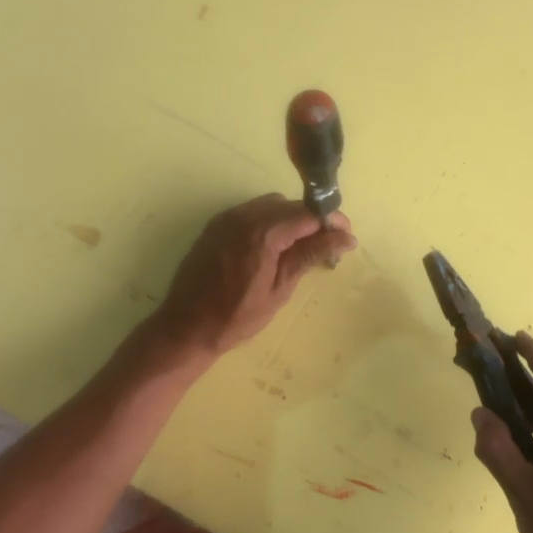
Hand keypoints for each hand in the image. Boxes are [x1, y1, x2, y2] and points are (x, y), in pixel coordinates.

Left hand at [148, 194, 355, 361]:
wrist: (187, 327)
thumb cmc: (236, 316)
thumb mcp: (279, 289)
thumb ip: (310, 256)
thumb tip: (345, 238)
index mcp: (262, 232)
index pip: (307, 213)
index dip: (331, 222)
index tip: (346, 237)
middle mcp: (242, 216)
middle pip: (289, 205)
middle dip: (312, 220)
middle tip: (328, 244)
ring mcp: (225, 219)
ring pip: (269, 206)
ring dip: (290, 220)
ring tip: (303, 247)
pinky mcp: (215, 226)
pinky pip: (250, 213)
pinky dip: (268, 223)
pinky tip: (275, 246)